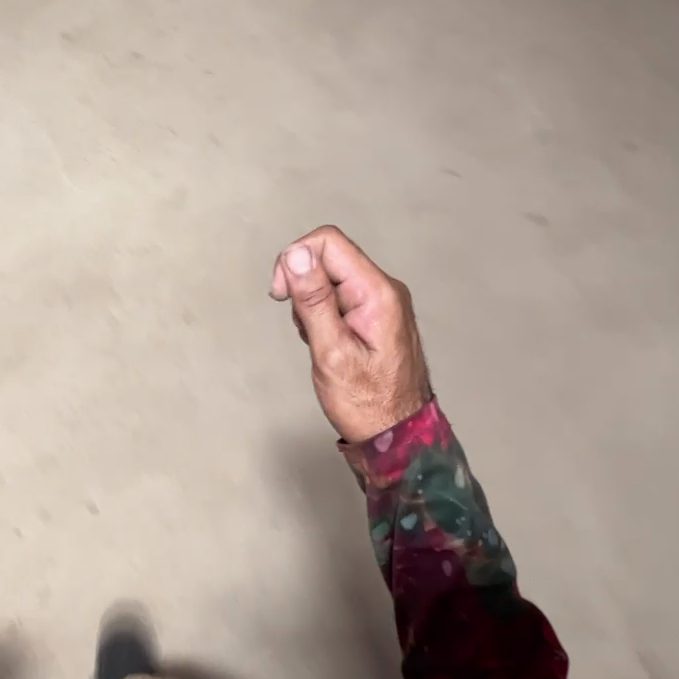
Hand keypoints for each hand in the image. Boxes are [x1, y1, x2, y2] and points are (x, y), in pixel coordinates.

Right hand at [270, 226, 430, 442]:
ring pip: (328, 276)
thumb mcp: (332, 353)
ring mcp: (380, 300)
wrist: (398, 437)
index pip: (328, 242)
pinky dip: (321, 313)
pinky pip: (337, 294)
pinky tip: (326, 341)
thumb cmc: (367, 403)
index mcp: (377, 292)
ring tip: (318, 340)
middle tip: (302, 326)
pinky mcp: (373, 313)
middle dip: (301, 284)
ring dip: (310, 302)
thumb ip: (313, 301)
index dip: (294, 258)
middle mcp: (383, 288)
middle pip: (327, 256)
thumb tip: (295, 254)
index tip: (281, 294)